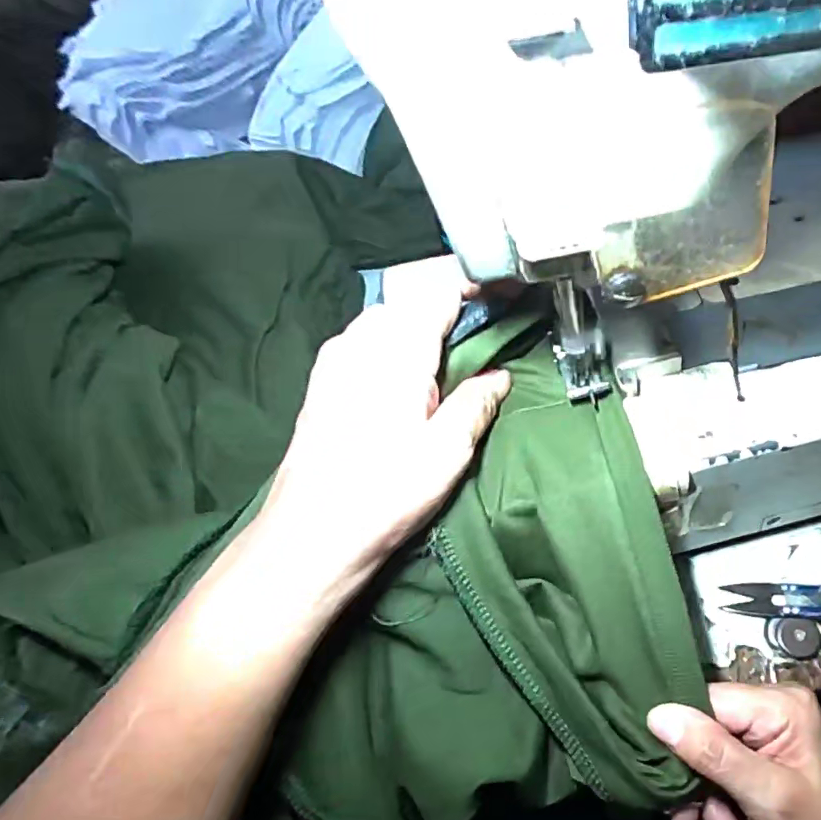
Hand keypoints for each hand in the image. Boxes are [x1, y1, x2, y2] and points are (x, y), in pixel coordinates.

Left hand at [256, 256, 511, 600]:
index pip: (438, 290)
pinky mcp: (324, 385)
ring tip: (452, 364)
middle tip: (487, 337)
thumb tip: (498, 377)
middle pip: (410, 300)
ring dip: (423, 329)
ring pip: (386, 322)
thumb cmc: (384, 493)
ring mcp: (334, 362)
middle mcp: (357, 344)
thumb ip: (476, 403)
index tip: (508, 291)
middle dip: (451, 307)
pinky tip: (412, 385)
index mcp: (394, 352)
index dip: (477, 284)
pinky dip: (398, 349)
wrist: (312, 535)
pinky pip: (366, 345)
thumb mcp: (448, 450)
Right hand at [648, 684, 820, 819]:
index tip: (664, 777)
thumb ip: (714, 753)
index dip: (679, 734)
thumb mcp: (766, 797)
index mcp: (781, 704)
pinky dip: (717, 801)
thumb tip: (658, 714)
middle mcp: (772, 706)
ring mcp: (768, 731)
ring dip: (705, 797)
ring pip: (706, 752)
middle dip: (695, 778)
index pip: (707, 701)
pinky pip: (720, 767)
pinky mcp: (762, 754)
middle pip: (704, 727)